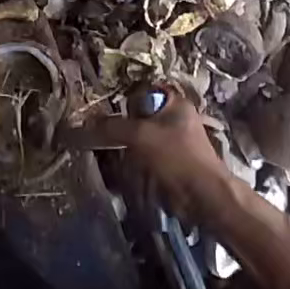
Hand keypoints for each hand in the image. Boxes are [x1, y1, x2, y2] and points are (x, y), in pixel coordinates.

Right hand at [94, 87, 234, 220]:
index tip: (101, 113)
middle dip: (121, 125)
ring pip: (141, 136)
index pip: (141, 93)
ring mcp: (175, 140)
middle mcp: (176, 117)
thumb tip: (85, 123)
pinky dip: (134, 160)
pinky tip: (122, 166)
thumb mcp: (140, 136)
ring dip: (125, 145)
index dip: (121, 101)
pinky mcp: (172, 161)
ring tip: (106, 151)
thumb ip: (113, 126)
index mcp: (175, 102)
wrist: (204, 195)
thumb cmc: (176, 157)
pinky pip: (146, 154)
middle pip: (139, 115)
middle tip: (100, 134)